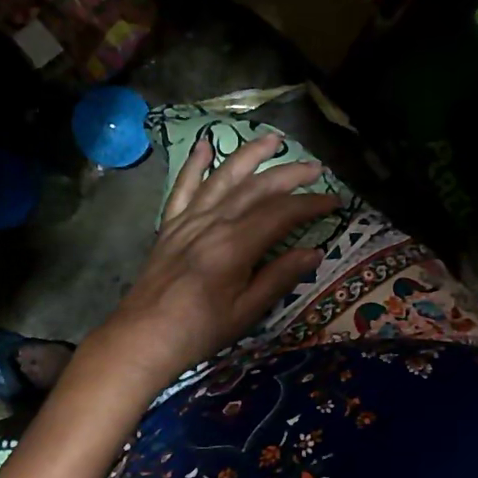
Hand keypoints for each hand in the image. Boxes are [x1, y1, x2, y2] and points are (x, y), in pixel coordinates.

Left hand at [96, 134, 338, 386]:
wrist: (142, 338)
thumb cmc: (199, 331)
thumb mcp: (246, 311)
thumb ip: (279, 277)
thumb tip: (314, 252)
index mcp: (235, 246)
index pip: (281, 213)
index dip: (310, 204)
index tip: (334, 201)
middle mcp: (212, 223)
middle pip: (256, 188)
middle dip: (289, 174)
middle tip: (315, 167)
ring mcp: (188, 221)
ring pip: (223, 178)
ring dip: (249, 155)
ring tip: (272, 139)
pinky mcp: (170, 226)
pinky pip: (183, 187)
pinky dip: (194, 165)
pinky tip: (204, 145)